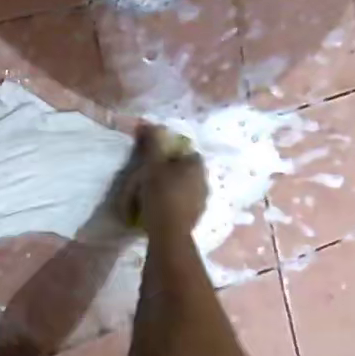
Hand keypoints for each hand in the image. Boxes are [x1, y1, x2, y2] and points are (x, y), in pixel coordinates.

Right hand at [127, 124, 206, 240]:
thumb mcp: (152, 165)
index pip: (187, 151)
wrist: (168, 232)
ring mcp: (203, 200)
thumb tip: (149, 124)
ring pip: (188, 186)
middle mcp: (205, 181)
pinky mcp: (196, 216)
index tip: (157, 158)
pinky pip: (186, 202)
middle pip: (188, 169)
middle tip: (154, 174)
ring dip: (176, 186)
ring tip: (157, 191)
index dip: (172, 152)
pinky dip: (176, 201)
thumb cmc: (160, 194)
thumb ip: (152, 143)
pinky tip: (163, 206)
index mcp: (197, 165)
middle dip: (174, 170)